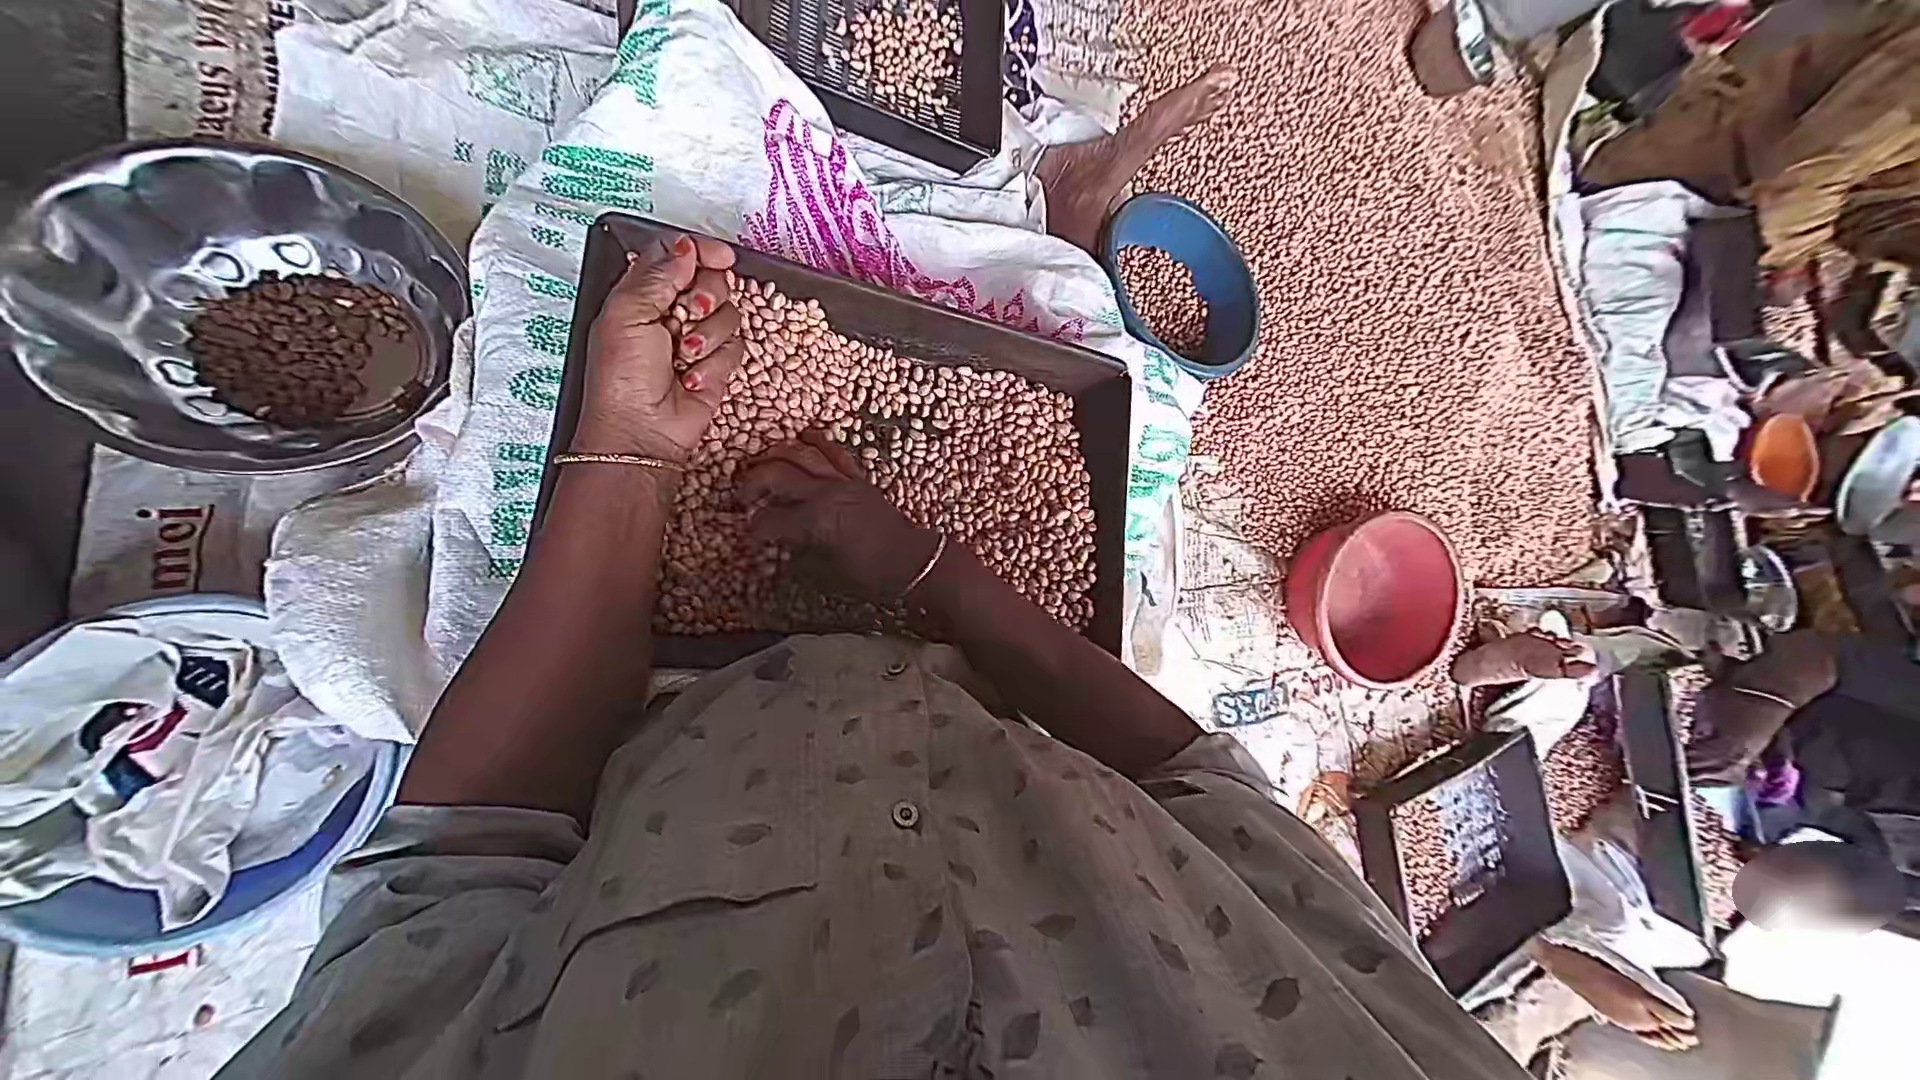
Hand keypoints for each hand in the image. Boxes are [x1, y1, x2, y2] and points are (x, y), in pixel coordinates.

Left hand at [572, 232, 741, 460]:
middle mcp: (675, 313)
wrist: (641, 429)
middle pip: (712, 281)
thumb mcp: (627, 313)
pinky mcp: (719, 367)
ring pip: (729, 316)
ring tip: (685, 356)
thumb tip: (686, 248)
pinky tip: (692, 378)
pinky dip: (715, 364)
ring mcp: (699, 340)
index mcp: (645, 292)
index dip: (701, 252)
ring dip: (708, 336)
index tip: (721, 256)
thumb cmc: (621, 377)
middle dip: (707, 296)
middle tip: (690, 313)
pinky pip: (737, 349)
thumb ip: (657, 275)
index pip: (679, 255)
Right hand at [736, 431, 940, 599]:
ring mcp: (843, 482)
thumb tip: (777, 547)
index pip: (769, 519)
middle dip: (751, 484)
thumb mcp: (827, 574)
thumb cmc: (871, 574)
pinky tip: (802, 437)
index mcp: (815, 522)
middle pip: (776, 476)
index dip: (752, 528)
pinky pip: (834, 452)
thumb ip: (797, 555)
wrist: (912, 562)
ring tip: (760, 464)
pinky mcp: (858, 479)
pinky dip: (816, 442)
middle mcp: (826, 494)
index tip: (746, 534)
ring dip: (775, 456)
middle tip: (742, 498)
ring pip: (801, 455)